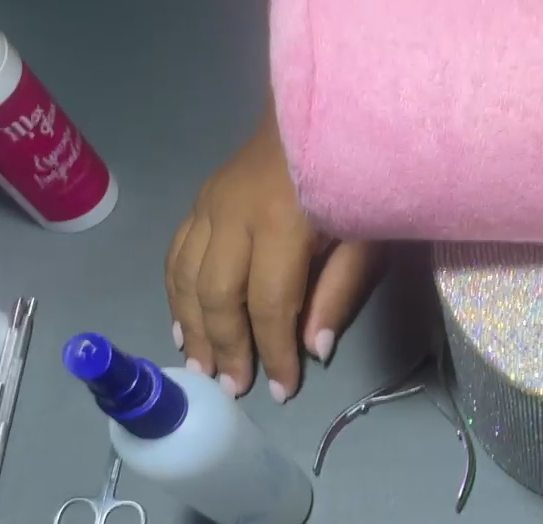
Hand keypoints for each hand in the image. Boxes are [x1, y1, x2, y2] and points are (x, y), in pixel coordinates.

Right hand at [166, 102, 381, 399]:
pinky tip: (181, 325)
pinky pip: (177, 254)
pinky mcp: (200, 201)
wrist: (321, 113)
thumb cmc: (357, 180)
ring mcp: (209, 204)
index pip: (270, 305)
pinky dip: (176, 294)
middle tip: (231, 389)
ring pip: (186, 276)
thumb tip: (314, 350)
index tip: (281, 391)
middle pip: (217, 295)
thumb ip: (338, 293)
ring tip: (200, 368)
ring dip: (191, 327)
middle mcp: (232, 215)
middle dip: (224, 347)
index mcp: (280, 225)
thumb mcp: (366, 240)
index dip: (274, 352)